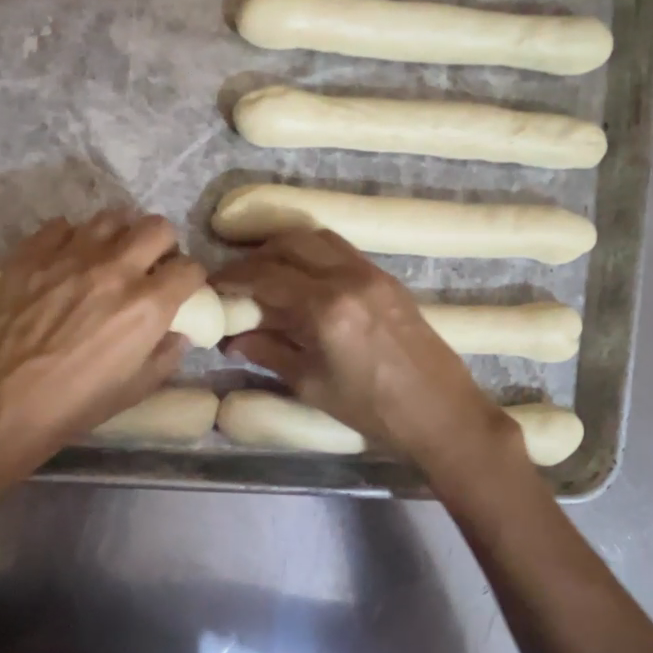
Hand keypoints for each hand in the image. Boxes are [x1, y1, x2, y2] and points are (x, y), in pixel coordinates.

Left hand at [0, 210, 206, 474]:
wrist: (0, 404)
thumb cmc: (72, 406)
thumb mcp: (133, 390)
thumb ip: (164, 356)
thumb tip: (177, 334)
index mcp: (146, 306)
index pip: (189, 269)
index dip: (190, 279)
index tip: (180, 289)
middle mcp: (114, 270)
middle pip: (157, 227)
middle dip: (162, 245)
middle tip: (149, 266)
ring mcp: (69, 256)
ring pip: (111, 218)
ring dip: (119, 235)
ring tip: (109, 257)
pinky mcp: (31, 255)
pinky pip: (61, 226)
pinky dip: (71, 239)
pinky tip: (66, 261)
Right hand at [213, 230, 508, 460]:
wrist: (440, 412)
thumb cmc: (371, 409)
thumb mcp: (310, 385)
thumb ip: (269, 352)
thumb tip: (232, 340)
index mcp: (326, 307)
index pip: (266, 276)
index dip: (233, 278)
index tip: (211, 286)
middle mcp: (348, 278)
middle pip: (289, 244)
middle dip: (255, 257)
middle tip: (235, 280)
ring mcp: (371, 274)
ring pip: (316, 239)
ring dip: (284, 249)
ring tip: (264, 275)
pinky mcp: (386, 280)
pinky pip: (340, 251)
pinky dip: (312, 255)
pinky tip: (300, 281)